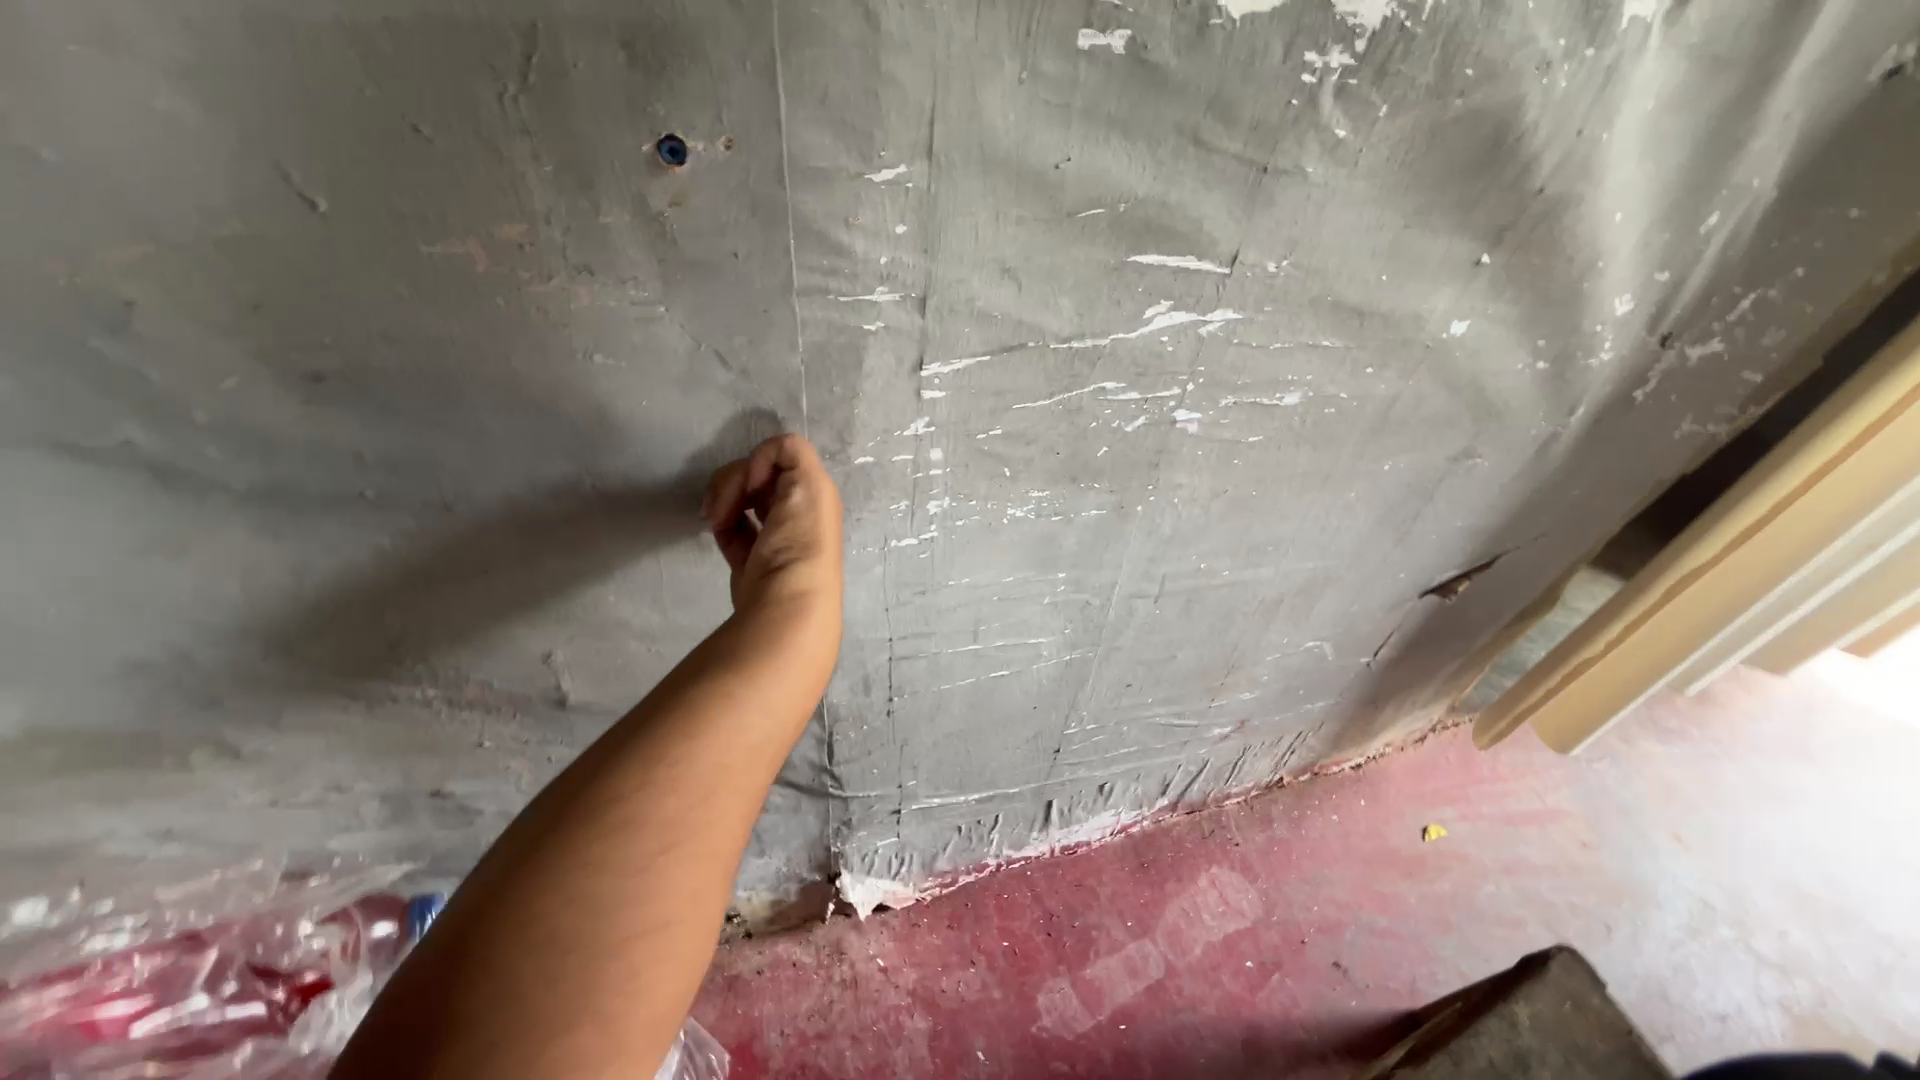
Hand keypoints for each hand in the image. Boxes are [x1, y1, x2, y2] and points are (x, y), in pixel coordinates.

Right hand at [700, 433, 843, 615]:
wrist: (786, 602)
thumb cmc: (800, 540)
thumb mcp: (809, 484)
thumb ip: (792, 453)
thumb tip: (759, 466)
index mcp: (815, 494)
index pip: (781, 457)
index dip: (760, 461)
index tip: (754, 480)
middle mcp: (796, 512)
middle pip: (758, 476)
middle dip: (735, 480)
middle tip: (725, 500)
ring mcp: (772, 535)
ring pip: (740, 498)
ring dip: (724, 499)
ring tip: (717, 517)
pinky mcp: (750, 557)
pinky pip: (730, 527)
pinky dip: (721, 522)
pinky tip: (717, 527)